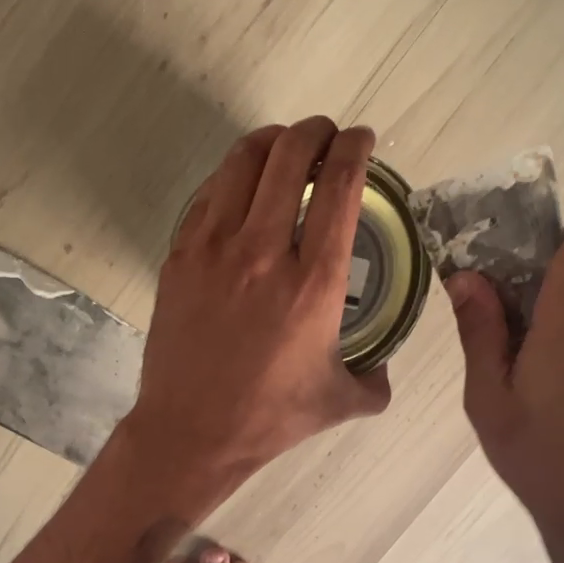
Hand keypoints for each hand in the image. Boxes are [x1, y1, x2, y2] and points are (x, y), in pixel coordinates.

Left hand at [124, 118, 390, 475]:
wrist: (192, 432)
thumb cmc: (268, 419)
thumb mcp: (339, 403)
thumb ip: (374, 382)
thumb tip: (383, 369)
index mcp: (314, 283)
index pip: (341, 185)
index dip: (356, 148)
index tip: (361, 140)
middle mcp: (265, 253)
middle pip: (291, 155)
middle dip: (316, 131)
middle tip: (325, 136)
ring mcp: (215, 251)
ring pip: (243, 162)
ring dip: (271, 141)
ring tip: (283, 148)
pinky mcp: (181, 258)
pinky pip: (208, 194)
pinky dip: (231, 177)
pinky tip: (241, 188)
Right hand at [445, 219, 563, 562]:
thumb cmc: (535, 453)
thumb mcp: (488, 395)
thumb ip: (480, 330)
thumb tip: (466, 278)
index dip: (548, 245)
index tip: (513, 276)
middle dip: (537, 307)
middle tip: (503, 358)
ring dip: (554, 339)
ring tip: (526, 392)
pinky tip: (553, 407)